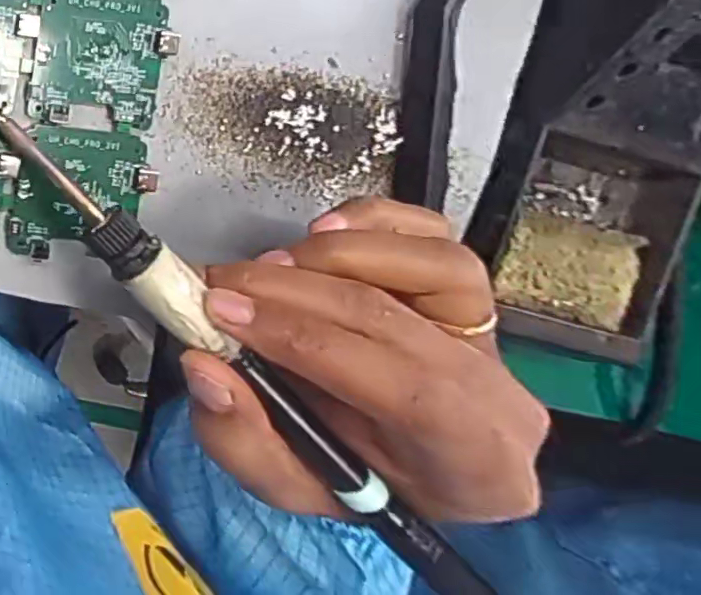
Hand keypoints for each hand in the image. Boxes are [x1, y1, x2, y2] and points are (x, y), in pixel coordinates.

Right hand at [182, 197, 548, 522]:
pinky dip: (373, 221)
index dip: (307, 341)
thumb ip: (237, 437)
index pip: (411, 394)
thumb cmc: (331, 466)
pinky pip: (431, 235)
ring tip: (266, 267)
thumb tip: (203, 365)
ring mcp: (486, 338)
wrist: (363, 441)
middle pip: (394, 322)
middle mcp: (497, 400)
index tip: (223, 312)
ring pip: (434, 268)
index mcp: (473, 467)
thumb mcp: (277, 478)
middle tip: (214, 286)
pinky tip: (319, 232)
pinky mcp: (462, 289)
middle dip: (285, 293)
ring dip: (331, 258)